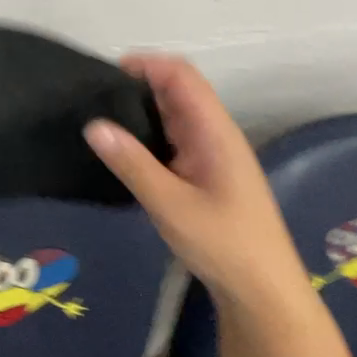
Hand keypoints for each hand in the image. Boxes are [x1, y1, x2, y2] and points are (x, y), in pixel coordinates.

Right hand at [83, 53, 309, 307]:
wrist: (263, 292)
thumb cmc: (223, 244)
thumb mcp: (170, 204)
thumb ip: (131, 163)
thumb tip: (93, 124)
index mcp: (215, 132)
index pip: (182, 76)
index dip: (146, 64)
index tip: (104, 74)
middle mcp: (215, 135)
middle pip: (177, 91)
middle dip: (138, 85)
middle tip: (92, 98)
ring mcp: (211, 155)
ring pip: (173, 115)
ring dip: (141, 110)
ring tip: (98, 119)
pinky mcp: (204, 174)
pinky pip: (173, 139)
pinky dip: (147, 133)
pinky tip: (121, 150)